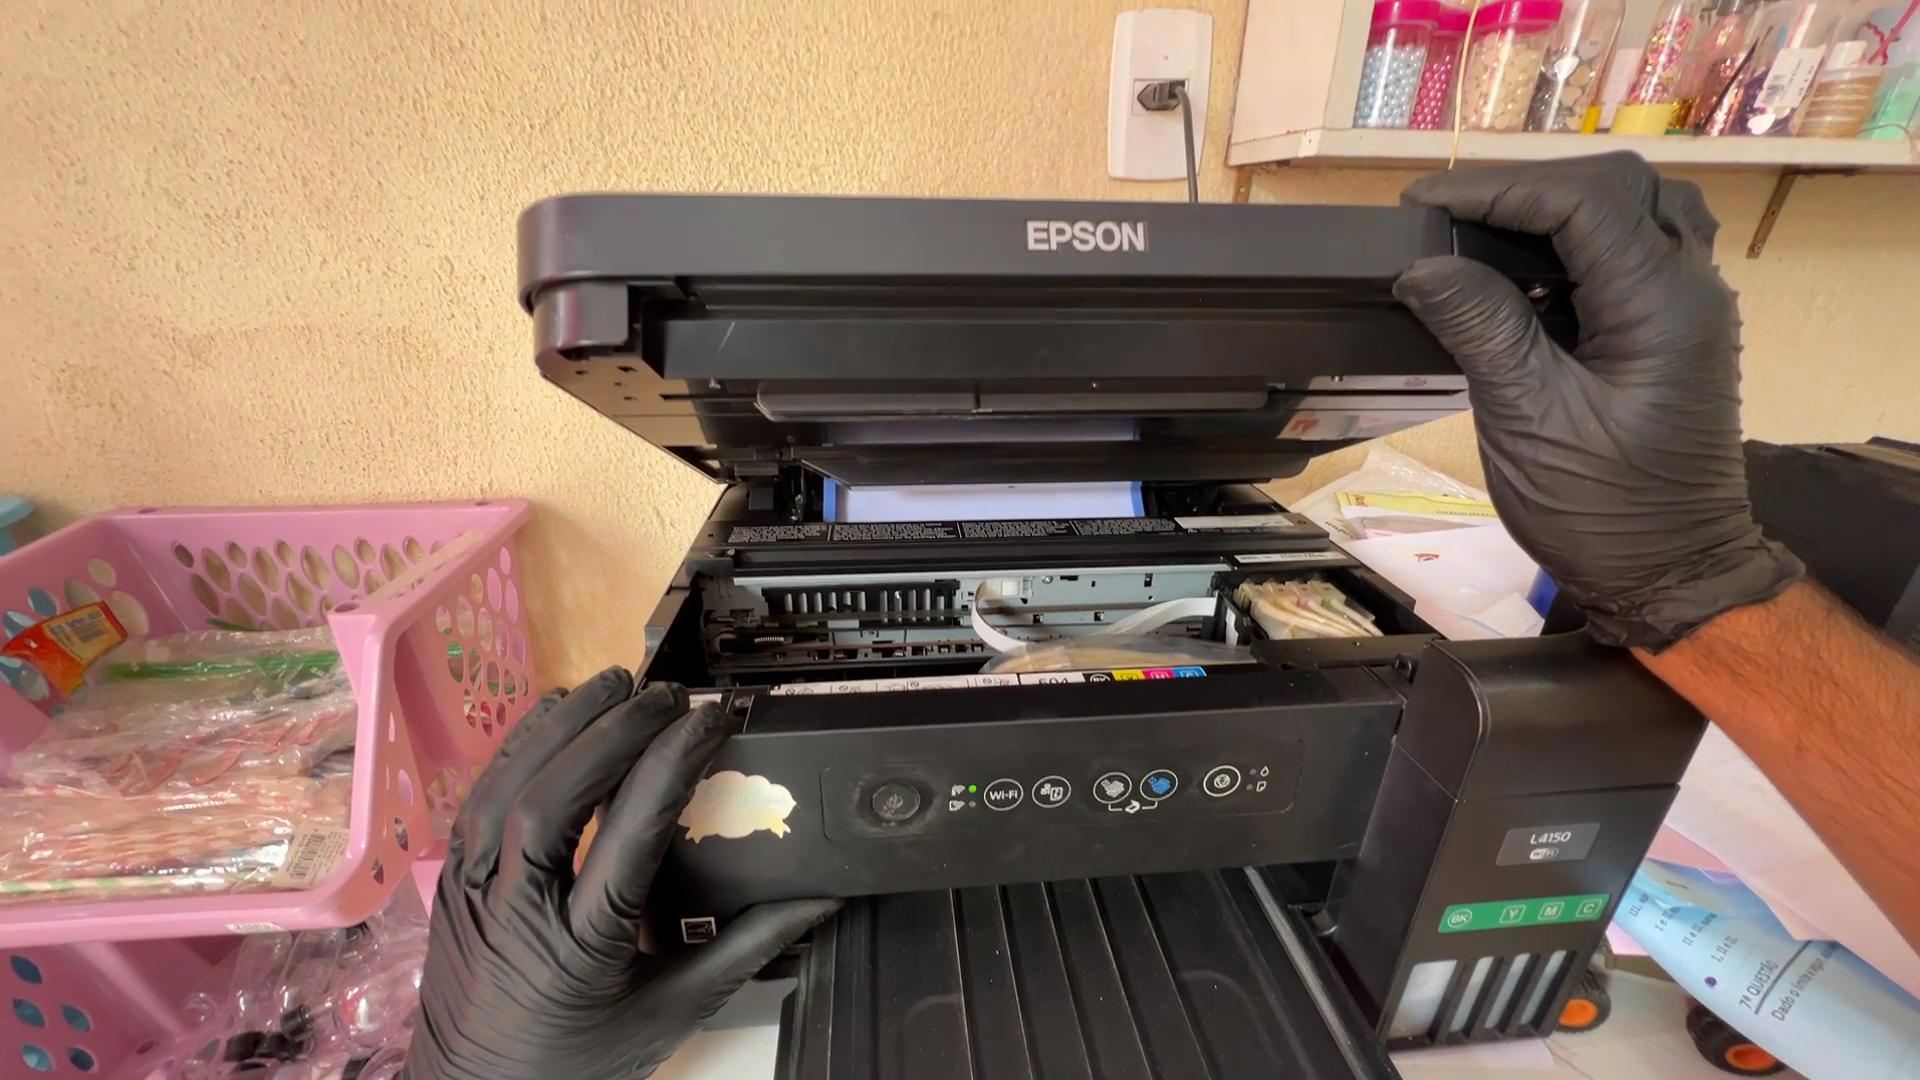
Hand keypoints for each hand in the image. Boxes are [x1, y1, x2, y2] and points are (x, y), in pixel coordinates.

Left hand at [402, 668, 838, 1079]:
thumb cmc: (583, 1063)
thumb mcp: (676, 1010)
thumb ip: (750, 943)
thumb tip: (824, 893)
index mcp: (582, 944)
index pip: (631, 834)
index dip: (674, 765)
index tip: (713, 721)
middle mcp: (517, 909)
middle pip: (555, 799)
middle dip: (616, 733)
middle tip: (670, 696)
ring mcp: (473, 891)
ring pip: (508, 786)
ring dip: (565, 723)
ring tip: (618, 683)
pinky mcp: (455, 880)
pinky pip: (480, 794)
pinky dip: (521, 742)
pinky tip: (558, 710)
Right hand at [1393, 152, 1802, 649]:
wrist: (1662, 565)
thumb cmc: (1595, 502)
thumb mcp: (1526, 416)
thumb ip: (1480, 330)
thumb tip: (1421, 270)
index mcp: (1661, 303)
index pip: (1584, 203)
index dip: (1495, 192)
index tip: (1418, 207)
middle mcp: (1686, 288)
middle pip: (1618, 190)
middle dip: (1524, 189)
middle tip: (1443, 215)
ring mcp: (1680, 311)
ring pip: (1629, 217)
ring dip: (1549, 211)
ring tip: (1472, 234)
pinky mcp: (1661, 336)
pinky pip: (1620, 261)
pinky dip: (1561, 250)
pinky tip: (1509, 277)